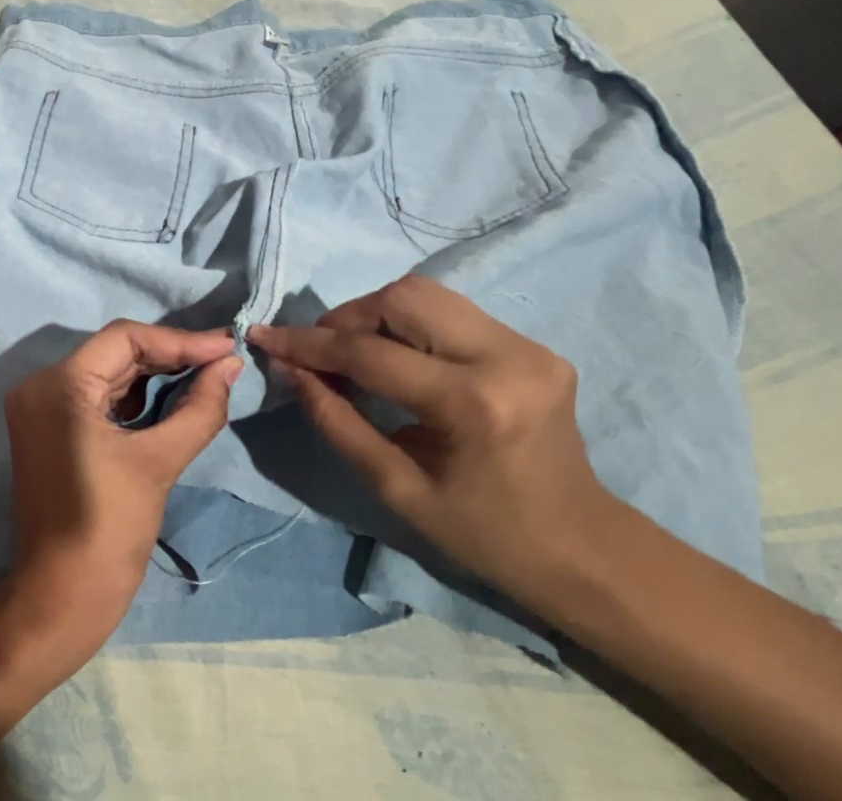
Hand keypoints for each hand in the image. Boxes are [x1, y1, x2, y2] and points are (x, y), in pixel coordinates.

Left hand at [2, 321, 241, 646]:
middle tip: (225, 362)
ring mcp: (42, 411)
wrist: (66, 592)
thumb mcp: (159, 461)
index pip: (124, 339)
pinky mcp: (52, 433)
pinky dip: (137, 400)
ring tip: (209, 377)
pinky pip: (99, 401)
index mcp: (56, 385)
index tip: (227, 348)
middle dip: (171, 357)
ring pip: (109, 376)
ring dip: (157, 377)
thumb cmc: (109, 525)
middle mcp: (41, 388)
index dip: (179, 341)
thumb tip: (231, 365)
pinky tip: (176, 400)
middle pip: (115, 354)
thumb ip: (199, 407)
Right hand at [248, 275, 616, 599]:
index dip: (308, 343)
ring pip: (428, 295)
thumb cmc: (479, 532)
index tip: (264, 336)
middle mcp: (506, 357)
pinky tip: (396, 360)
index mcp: (471, 404)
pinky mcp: (533, 346)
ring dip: (376, 316)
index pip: (371, 352)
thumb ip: (335, 420)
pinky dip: (409, 327)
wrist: (577, 547)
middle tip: (320, 352)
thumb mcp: (393, 486)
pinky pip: (452, 314)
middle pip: (404, 297)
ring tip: (353, 354)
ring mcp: (528, 346)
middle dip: (347, 317)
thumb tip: (291, 369)